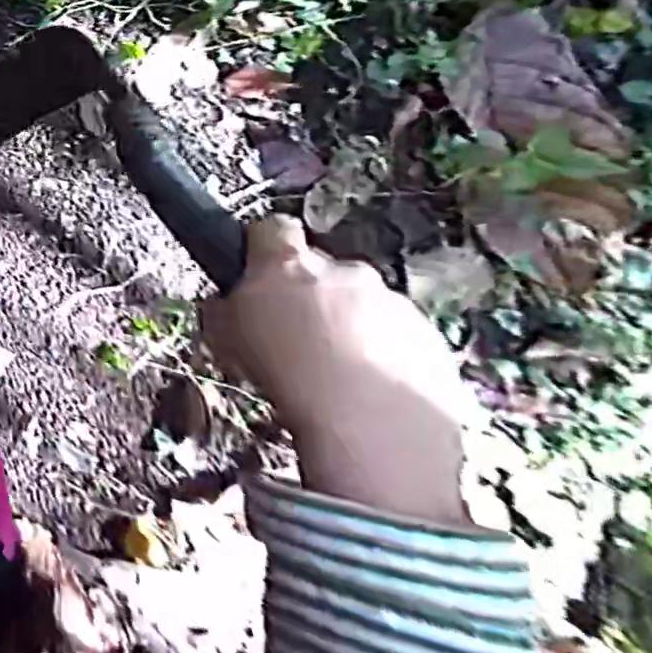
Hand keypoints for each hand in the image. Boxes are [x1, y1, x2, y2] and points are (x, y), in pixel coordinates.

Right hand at [203, 217, 473, 524]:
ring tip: (328, 366)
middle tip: (288, 329)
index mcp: (287, 264)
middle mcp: (344, 271)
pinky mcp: (429, 336)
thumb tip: (228, 302)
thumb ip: (225, 306)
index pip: (272, 226)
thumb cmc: (284, 372)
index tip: (255, 266)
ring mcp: (393, 302)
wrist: (373, 426)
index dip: (261, 243)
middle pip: (320, 269)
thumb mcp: (222, 335)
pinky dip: (380, 350)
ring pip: (360, 301)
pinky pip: (396, 333)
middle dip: (306, 291)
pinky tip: (362, 384)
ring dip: (344, 322)